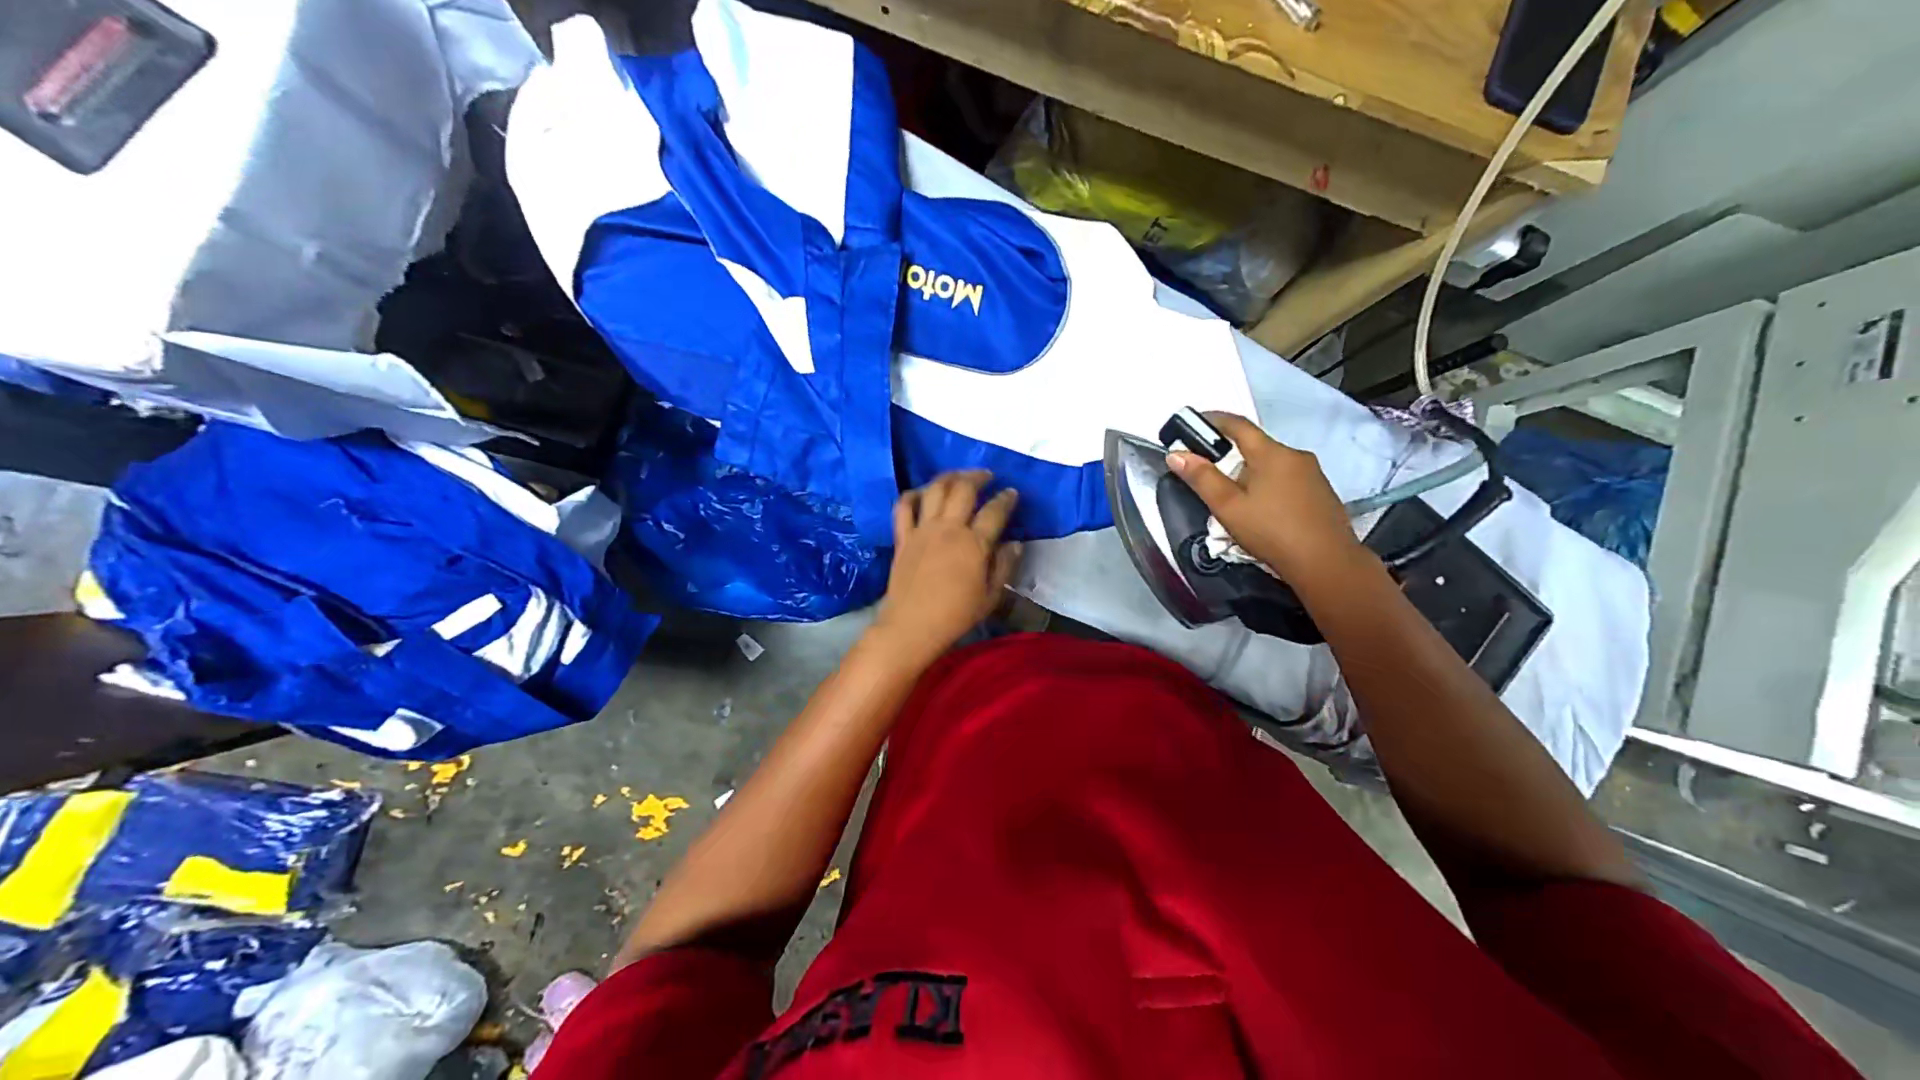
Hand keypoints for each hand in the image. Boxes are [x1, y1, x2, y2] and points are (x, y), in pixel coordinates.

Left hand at [870, 470, 1021, 667]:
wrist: (912, 626)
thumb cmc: (956, 615)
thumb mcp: (990, 596)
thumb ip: (1004, 566)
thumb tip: (1015, 543)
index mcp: (974, 543)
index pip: (995, 511)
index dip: (1006, 498)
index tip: (1012, 493)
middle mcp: (949, 528)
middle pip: (964, 489)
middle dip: (978, 476)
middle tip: (987, 476)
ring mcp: (923, 530)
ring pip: (935, 490)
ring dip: (949, 476)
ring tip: (959, 476)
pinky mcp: (903, 537)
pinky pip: (904, 507)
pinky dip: (913, 495)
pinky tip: (921, 493)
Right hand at [1166, 412, 1363, 580]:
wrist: (1326, 563)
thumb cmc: (1271, 531)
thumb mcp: (1228, 507)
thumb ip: (1201, 478)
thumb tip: (1176, 454)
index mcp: (1271, 453)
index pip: (1238, 425)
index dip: (1213, 421)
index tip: (1193, 423)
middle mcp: (1296, 456)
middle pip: (1257, 447)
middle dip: (1231, 456)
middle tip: (1211, 477)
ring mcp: (1313, 474)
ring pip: (1273, 465)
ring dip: (1252, 474)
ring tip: (1236, 501)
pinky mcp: (1322, 493)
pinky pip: (1288, 480)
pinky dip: (1270, 487)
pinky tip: (1264, 512)